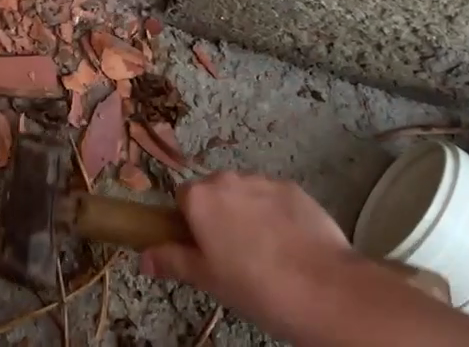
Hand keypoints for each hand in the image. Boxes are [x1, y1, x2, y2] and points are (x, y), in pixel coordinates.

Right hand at [140, 171, 361, 338]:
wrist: (325, 290)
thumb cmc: (256, 287)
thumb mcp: (208, 280)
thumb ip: (172, 261)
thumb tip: (143, 258)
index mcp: (200, 197)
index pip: (183, 200)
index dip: (191, 225)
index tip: (204, 250)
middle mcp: (227, 179)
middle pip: (215, 193)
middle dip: (220, 216)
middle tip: (233, 256)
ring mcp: (264, 181)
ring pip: (245, 194)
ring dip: (248, 214)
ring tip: (266, 254)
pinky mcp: (295, 189)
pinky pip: (275, 198)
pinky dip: (277, 215)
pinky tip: (290, 247)